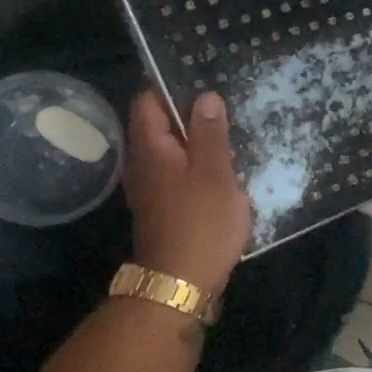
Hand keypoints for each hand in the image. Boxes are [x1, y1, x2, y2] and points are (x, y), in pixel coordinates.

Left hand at [123, 87, 251, 295]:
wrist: (180, 283)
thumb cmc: (201, 223)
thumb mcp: (215, 173)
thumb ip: (211, 133)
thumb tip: (206, 97)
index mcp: (150, 147)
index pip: (148, 101)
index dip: (172, 89)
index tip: (205, 90)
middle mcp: (141, 163)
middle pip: (159, 127)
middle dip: (189, 120)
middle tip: (226, 120)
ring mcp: (149, 189)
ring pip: (170, 154)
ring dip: (196, 149)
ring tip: (229, 149)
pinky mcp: (161, 210)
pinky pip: (176, 178)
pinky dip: (195, 173)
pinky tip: (221, 182)